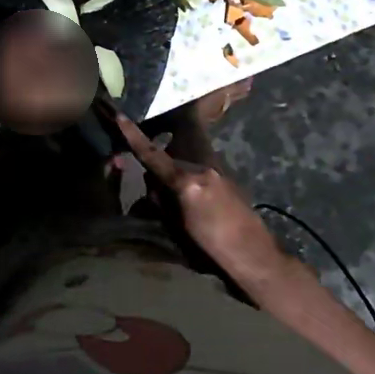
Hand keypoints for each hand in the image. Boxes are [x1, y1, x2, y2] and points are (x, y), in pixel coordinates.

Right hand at [110, 109, 286, 283]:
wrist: (255, 256)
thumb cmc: (212, 250)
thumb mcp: (178, 228)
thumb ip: (162, 200)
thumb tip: (152, 183)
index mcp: (186, 182)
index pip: (153, 155)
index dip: (133, 136)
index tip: (120, 116)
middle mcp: (201, 168)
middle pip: (168, 157)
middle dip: (157, 168)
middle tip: (157, 195)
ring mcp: (217, 169)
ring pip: (184, 161)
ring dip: (175, 173)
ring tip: (180, 203)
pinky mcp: (227, 176)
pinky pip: (198, 169)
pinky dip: (189, 179)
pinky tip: (196, 203)